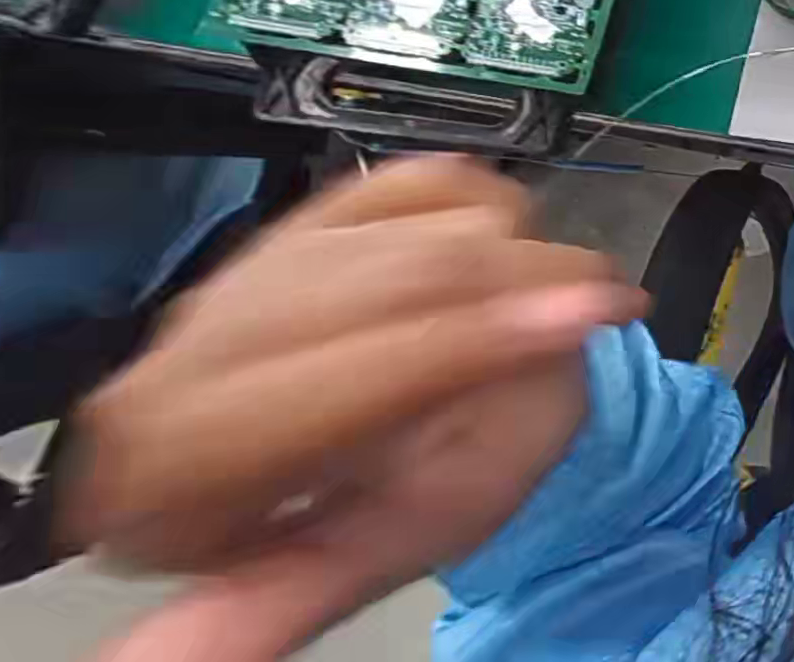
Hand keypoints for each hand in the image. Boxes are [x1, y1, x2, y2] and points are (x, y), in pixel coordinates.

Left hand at [59, 157, 648, 660]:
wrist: (401, 431)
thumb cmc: (406, 497)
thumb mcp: (394, 546)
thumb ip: (327, 568)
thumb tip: (185, 650)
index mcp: (181, 467)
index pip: (344, 383)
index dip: (484, 345)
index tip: (594, 315)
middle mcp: (195, 348)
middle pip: (400, 282)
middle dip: (530, 282)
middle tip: (611, 301)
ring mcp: (264, 258)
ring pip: (426, 223)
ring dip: (523, 252)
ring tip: (554, 298)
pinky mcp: (324, 207)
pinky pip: (431, 178)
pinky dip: (492, 204)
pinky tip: (504, 249)